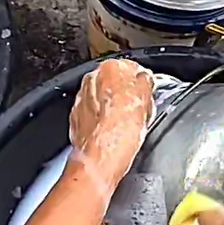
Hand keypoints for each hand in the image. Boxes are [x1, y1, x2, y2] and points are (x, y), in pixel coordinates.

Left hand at [67, 58, 152, 195]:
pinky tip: (113, 131)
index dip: (142, 81)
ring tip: (127, 123)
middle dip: (125, 93)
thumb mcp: (147, 100)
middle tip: (139, 108)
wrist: (101, 157)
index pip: (130, 67)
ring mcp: (81, 100)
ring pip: (102, 98)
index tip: (148, 90)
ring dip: (113, 107)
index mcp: (110, 68)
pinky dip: (102, 121)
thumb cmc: (122, 130)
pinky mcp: (75, 118)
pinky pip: (93, 115)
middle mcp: (91, 80)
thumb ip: (146, 82)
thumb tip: (145, 79)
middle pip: (113, 82)